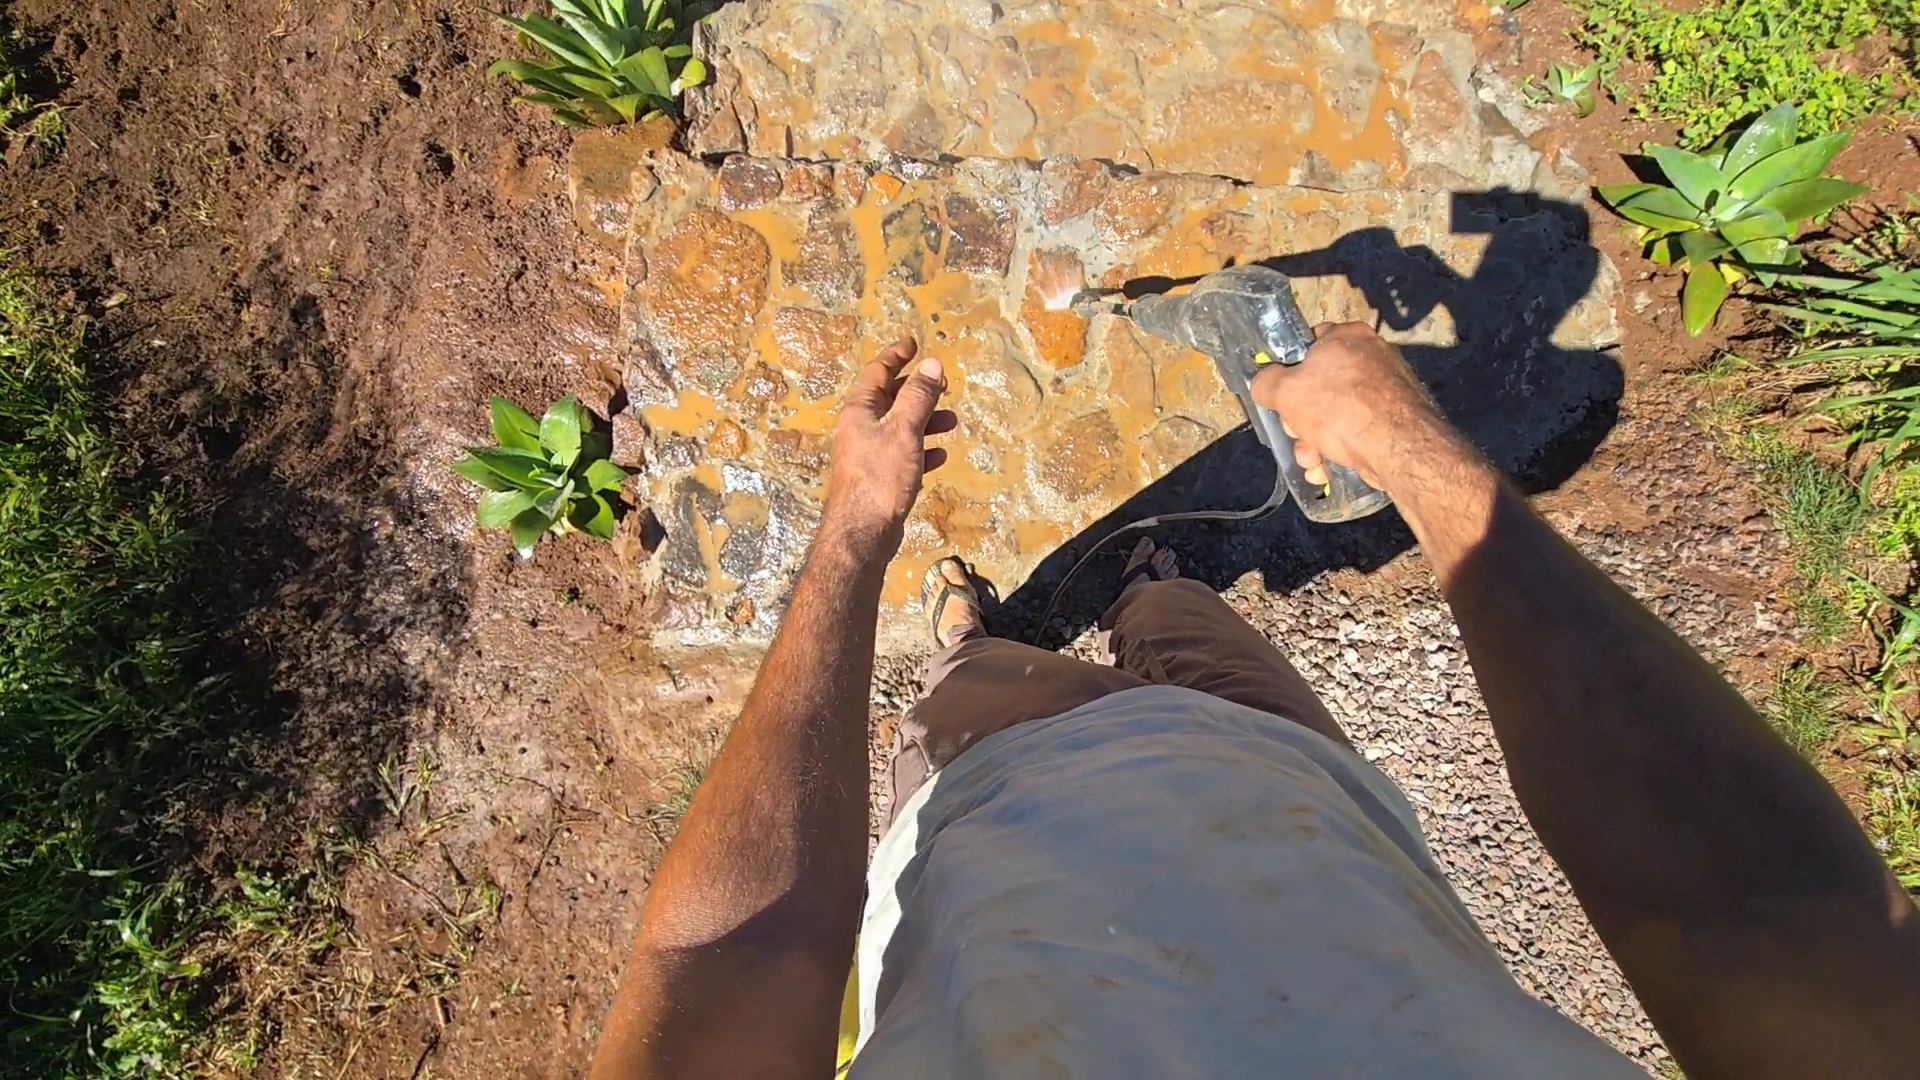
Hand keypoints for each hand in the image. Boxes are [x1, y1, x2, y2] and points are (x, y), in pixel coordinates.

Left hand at [821, 339, 954, 560]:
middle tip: (943, 385)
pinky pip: (903, 454)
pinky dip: (922, 450)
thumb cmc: (881, 477)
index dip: (896, 356)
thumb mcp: (904, 430)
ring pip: (900, 427)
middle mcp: (860, 429)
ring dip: (925, 421)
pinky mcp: (879, 478)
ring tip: (951, 421)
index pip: (878, 373)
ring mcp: (868, 454)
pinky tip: (940, 454)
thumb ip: (918, 396)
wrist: (864, 532)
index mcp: (860, 411)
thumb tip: (932, 364)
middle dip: (918, 391)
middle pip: (891, 400)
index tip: (912, 344)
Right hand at [1250, 322, 1449, 491]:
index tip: (1281, 391)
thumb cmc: (1337, 408)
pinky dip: (1337, 450)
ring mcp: (1385, 389)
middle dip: (1299, 419)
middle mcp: (1371, 356)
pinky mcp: (1393, 419)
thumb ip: (1265, 382)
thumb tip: (1263, 383)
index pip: (1309, 342)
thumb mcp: (1284, 391)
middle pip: (1317, 387)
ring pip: (1332, 415)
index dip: (1289, 367)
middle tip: (1296, 432)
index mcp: (1347, 336)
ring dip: (1313, 442)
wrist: (1395, 446)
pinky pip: (1353, 431)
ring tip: (1312, 460)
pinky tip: (1327, 467)